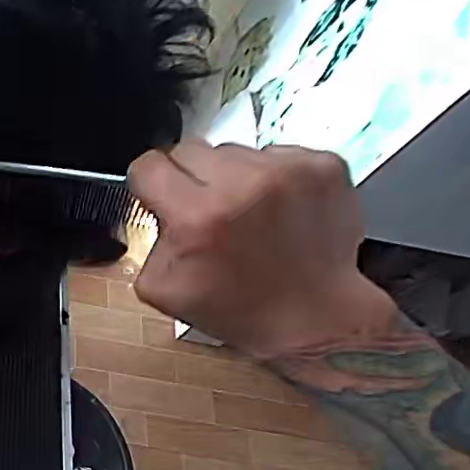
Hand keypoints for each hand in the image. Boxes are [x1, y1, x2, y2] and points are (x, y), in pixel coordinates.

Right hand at [127, 142, 396, 359]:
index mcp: (198, 219)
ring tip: (250, 220)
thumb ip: (148, 245)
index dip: (151, 184)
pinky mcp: (322, 165)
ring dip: (235, 180)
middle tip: (210, 218)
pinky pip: (277, 154)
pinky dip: (273, 179)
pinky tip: (279, 214)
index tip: (161, 196)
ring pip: (236, 151)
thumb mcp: (168, 294)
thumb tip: (152, 209)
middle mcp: (243, 185)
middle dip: (192, 182)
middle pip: (191, 150)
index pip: (150, 166)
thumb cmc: (245, 312)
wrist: (313, 318)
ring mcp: (288, 171)